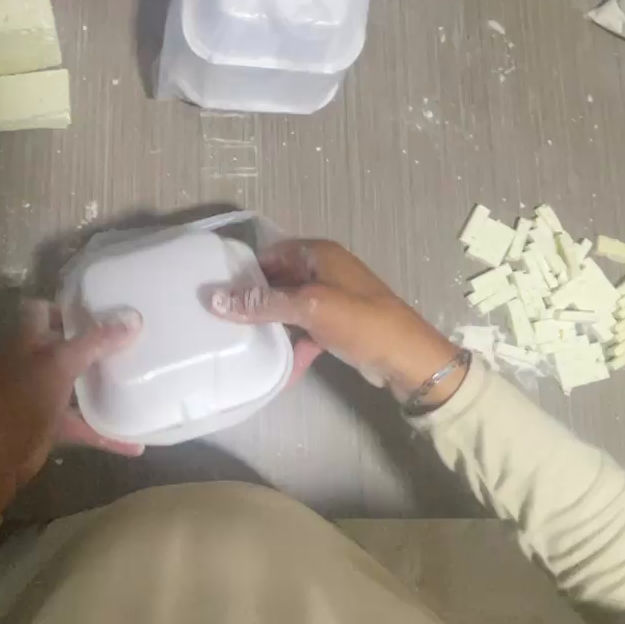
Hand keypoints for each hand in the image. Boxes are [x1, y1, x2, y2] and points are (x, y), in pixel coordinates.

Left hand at [0, 300, 141, 517]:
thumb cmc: (24, 398)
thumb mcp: (60, 363)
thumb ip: (95, 342)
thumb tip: (134, 319)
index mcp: (28, 341)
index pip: (42, 310)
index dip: (66, 307)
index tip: (102, 311)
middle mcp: (34, 364)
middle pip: (64, 347)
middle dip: (94, 345)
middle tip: (129, 342)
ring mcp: (42, 395)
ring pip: (76, 386)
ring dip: (101, 387)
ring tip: (136, 381)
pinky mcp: (52, 425)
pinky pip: (84, 425)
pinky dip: (106, 433)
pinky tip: (135, 442)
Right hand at [208, 239, 465, 409]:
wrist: (408, 360)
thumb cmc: (361, 323)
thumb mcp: (310, 307)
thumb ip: (263, 303)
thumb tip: (216, 299)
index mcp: (320, 255)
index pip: (271, 253)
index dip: (246, 270)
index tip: (219, 290)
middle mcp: (324, 270)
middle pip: (278, 280)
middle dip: (254, 300)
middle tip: (223, 318)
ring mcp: (332, 299)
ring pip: (290, 307)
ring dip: (271, 324)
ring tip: (241, 341)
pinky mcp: (337, 327)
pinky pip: (306, 332)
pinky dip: (294, 347)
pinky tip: (280, 370)